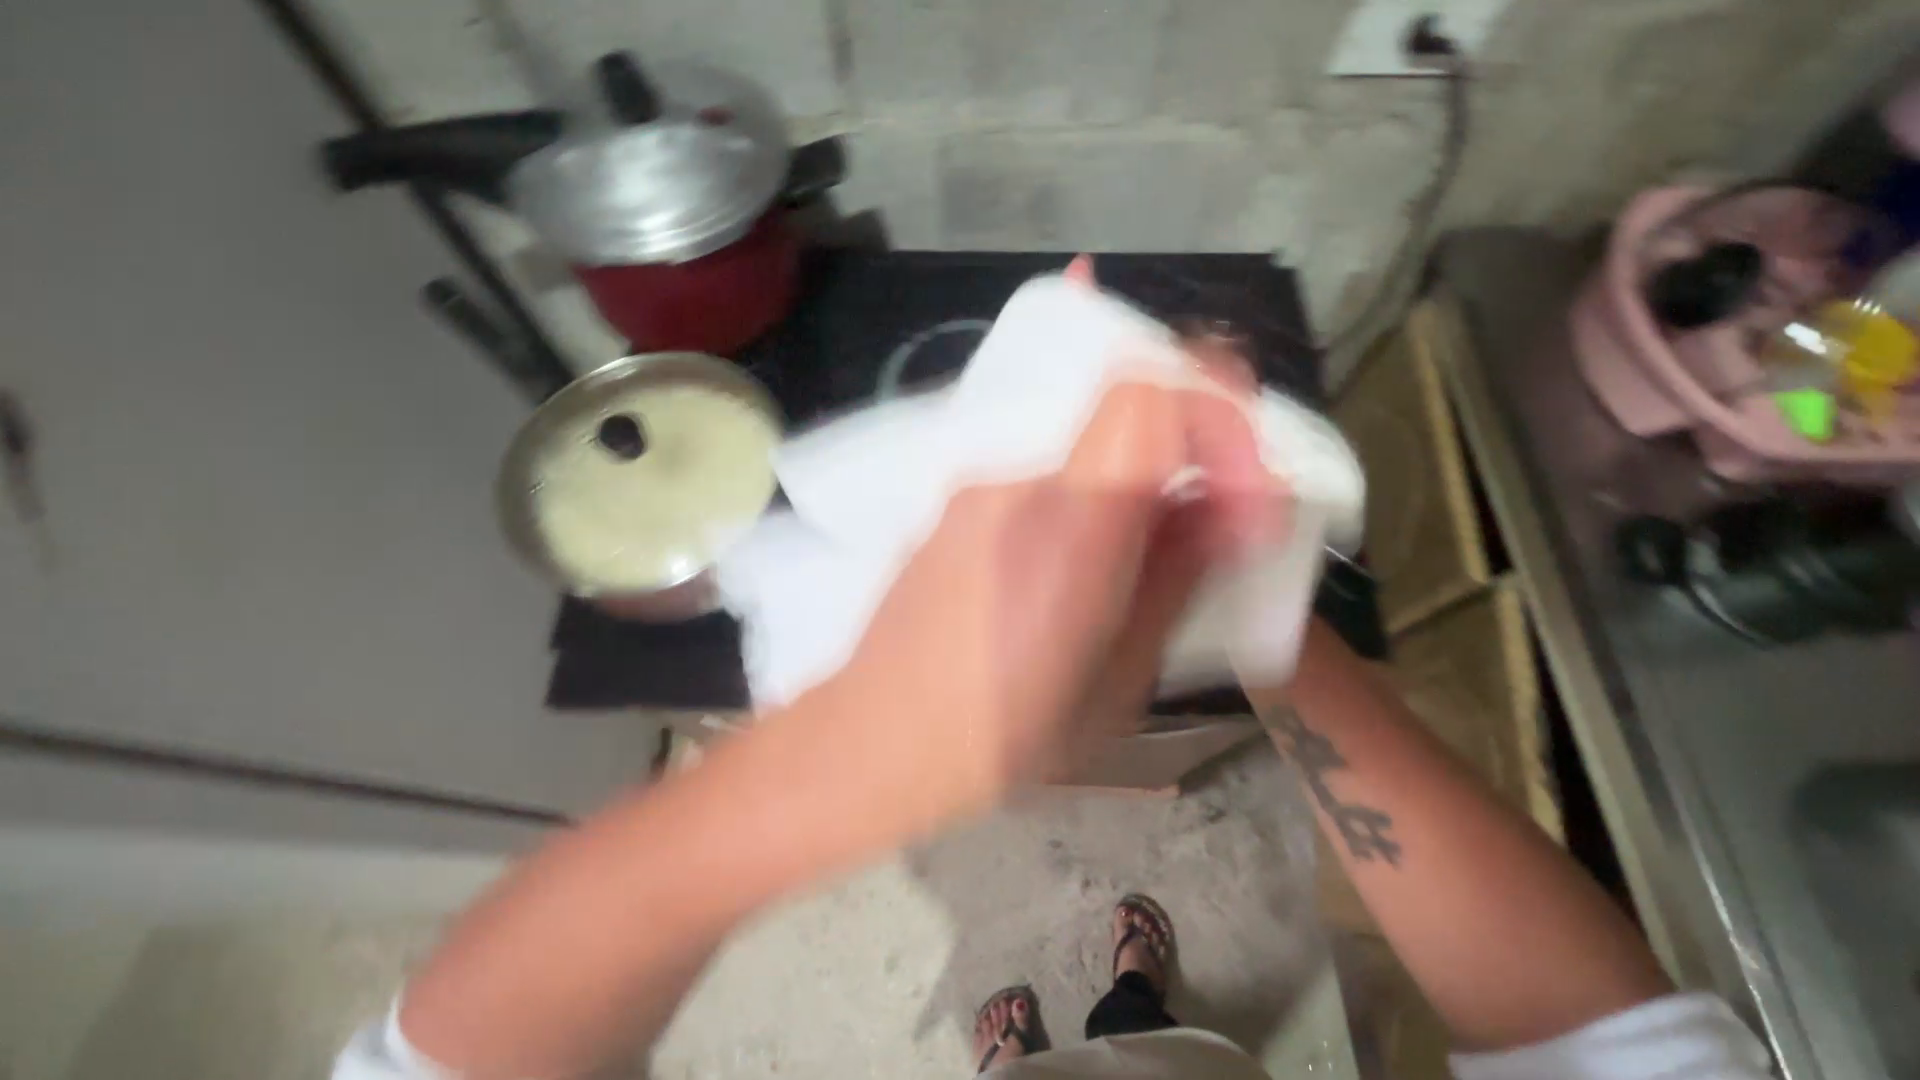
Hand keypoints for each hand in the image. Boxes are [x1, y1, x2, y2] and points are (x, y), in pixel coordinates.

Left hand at [808, 258, 1284, 831]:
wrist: (867, 741)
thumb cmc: (998, 739)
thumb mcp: (1116, 682)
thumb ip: (1177, 580)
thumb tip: (1233, 512)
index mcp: (1068, 527)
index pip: (1146, 394)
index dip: (1217, 407)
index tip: (1247, 488)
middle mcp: (1016, 481)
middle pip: (1122, 409)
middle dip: (1190, 449)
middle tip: (1217, 524)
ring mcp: (976, 485)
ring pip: (1085, 442)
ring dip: (1138, 478)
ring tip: (1149, 559)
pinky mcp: (954, 501)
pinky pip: (1043, 470)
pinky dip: (1089, 492)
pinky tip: (1083, 566)